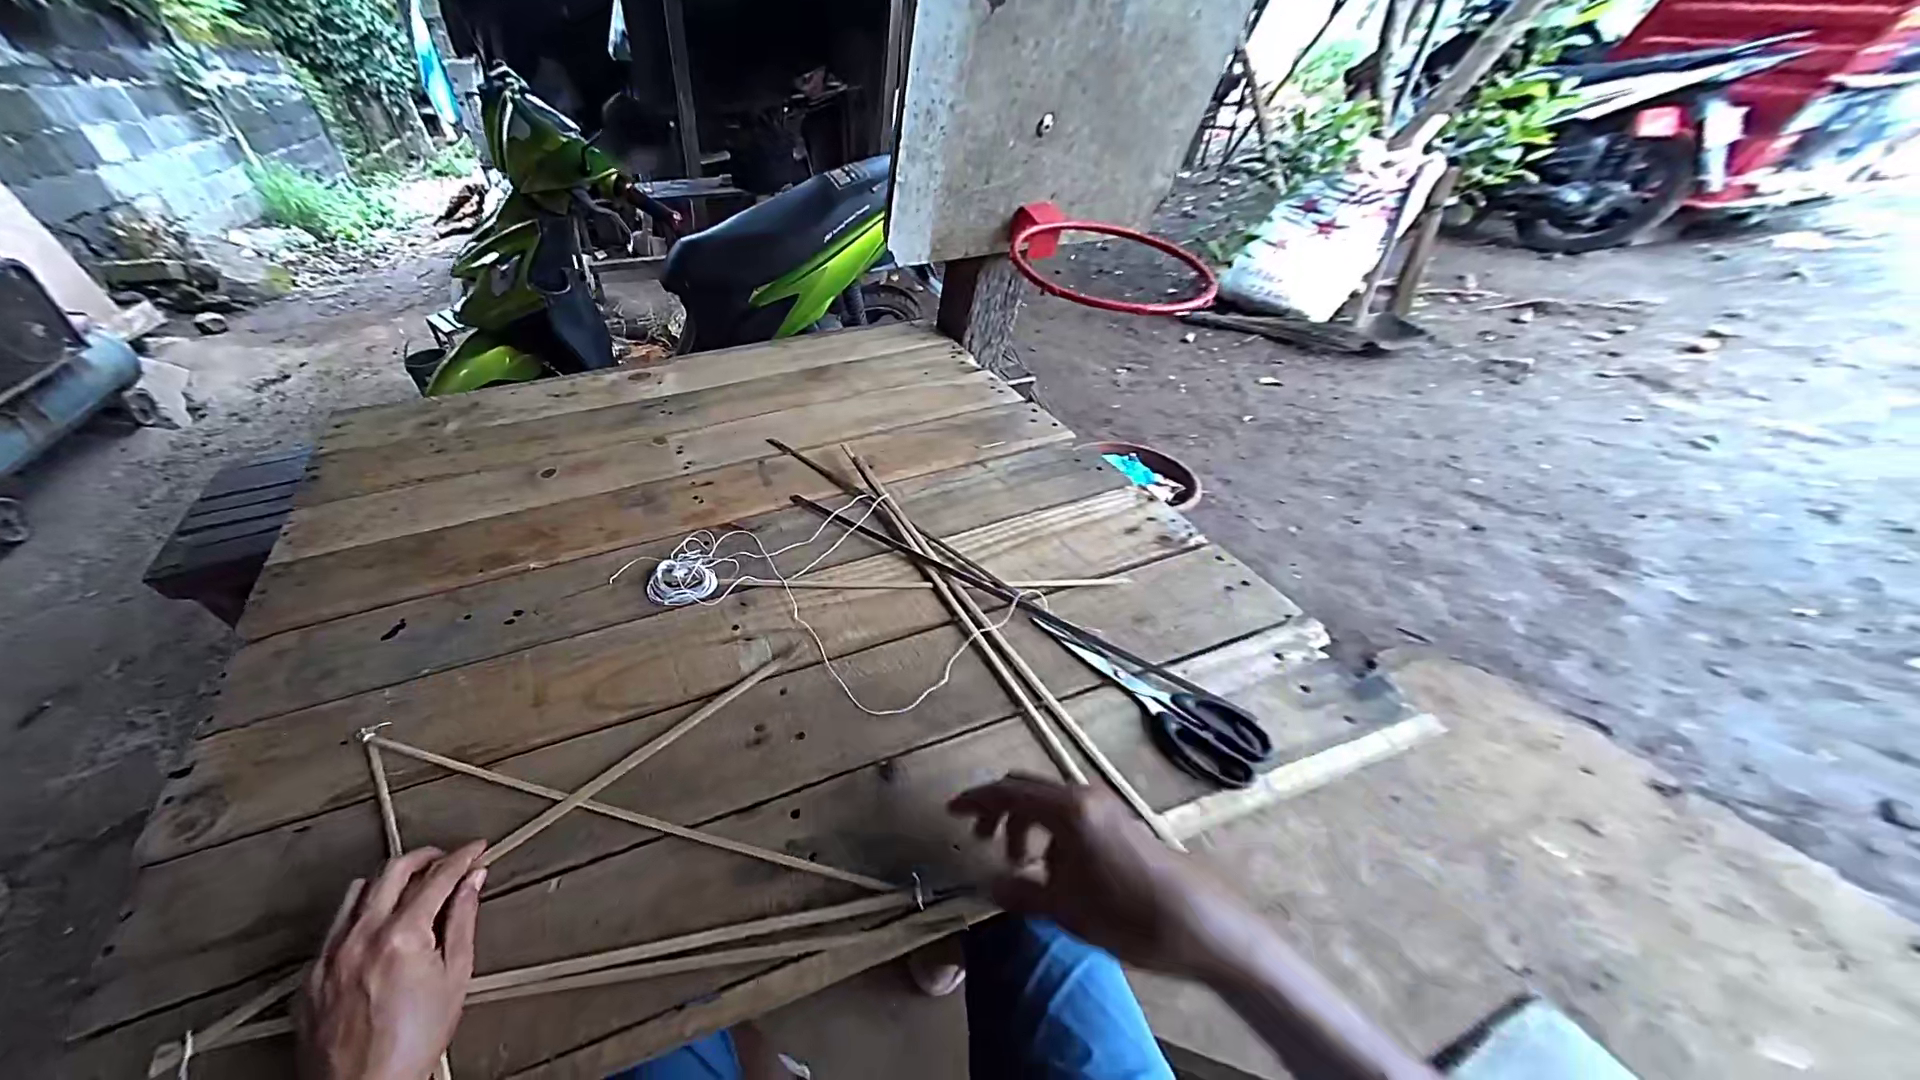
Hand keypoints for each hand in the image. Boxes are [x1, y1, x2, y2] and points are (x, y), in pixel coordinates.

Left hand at [296, 842, 486, 1079]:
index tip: (476, 850)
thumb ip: (463, 919)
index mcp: (400, 937)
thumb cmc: (412, 1041)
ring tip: (413, 884)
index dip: (463, 857)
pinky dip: (362, 912)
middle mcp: (359, 940)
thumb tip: (473, 882)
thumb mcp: (456, 973)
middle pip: (392, 872)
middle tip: (447, 858)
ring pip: (357, 893)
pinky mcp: (309, 979)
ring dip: (389, 880)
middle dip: (426, 857)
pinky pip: (335, 928)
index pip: (438, 877)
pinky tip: (379, 922)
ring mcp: (328, 959)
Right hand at [948, 776, 1274, 980]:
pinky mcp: (1114, 819)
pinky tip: (1052, 868)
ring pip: (1047, 800)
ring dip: (1024, 823)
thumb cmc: (1127, 914)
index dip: (975, 800)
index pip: (1007, 792)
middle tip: (982, 843)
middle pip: (1025, 788)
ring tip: (1021, 864)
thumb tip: (987, 883)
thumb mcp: (1065, 909)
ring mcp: (1101, 804)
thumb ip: (1020, 891)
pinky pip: (1067, 812)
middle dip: (998, 811)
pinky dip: (1048, 830)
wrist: (1198, 921)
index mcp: (1066, 809)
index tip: (950, 812)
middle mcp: (1082, 796)